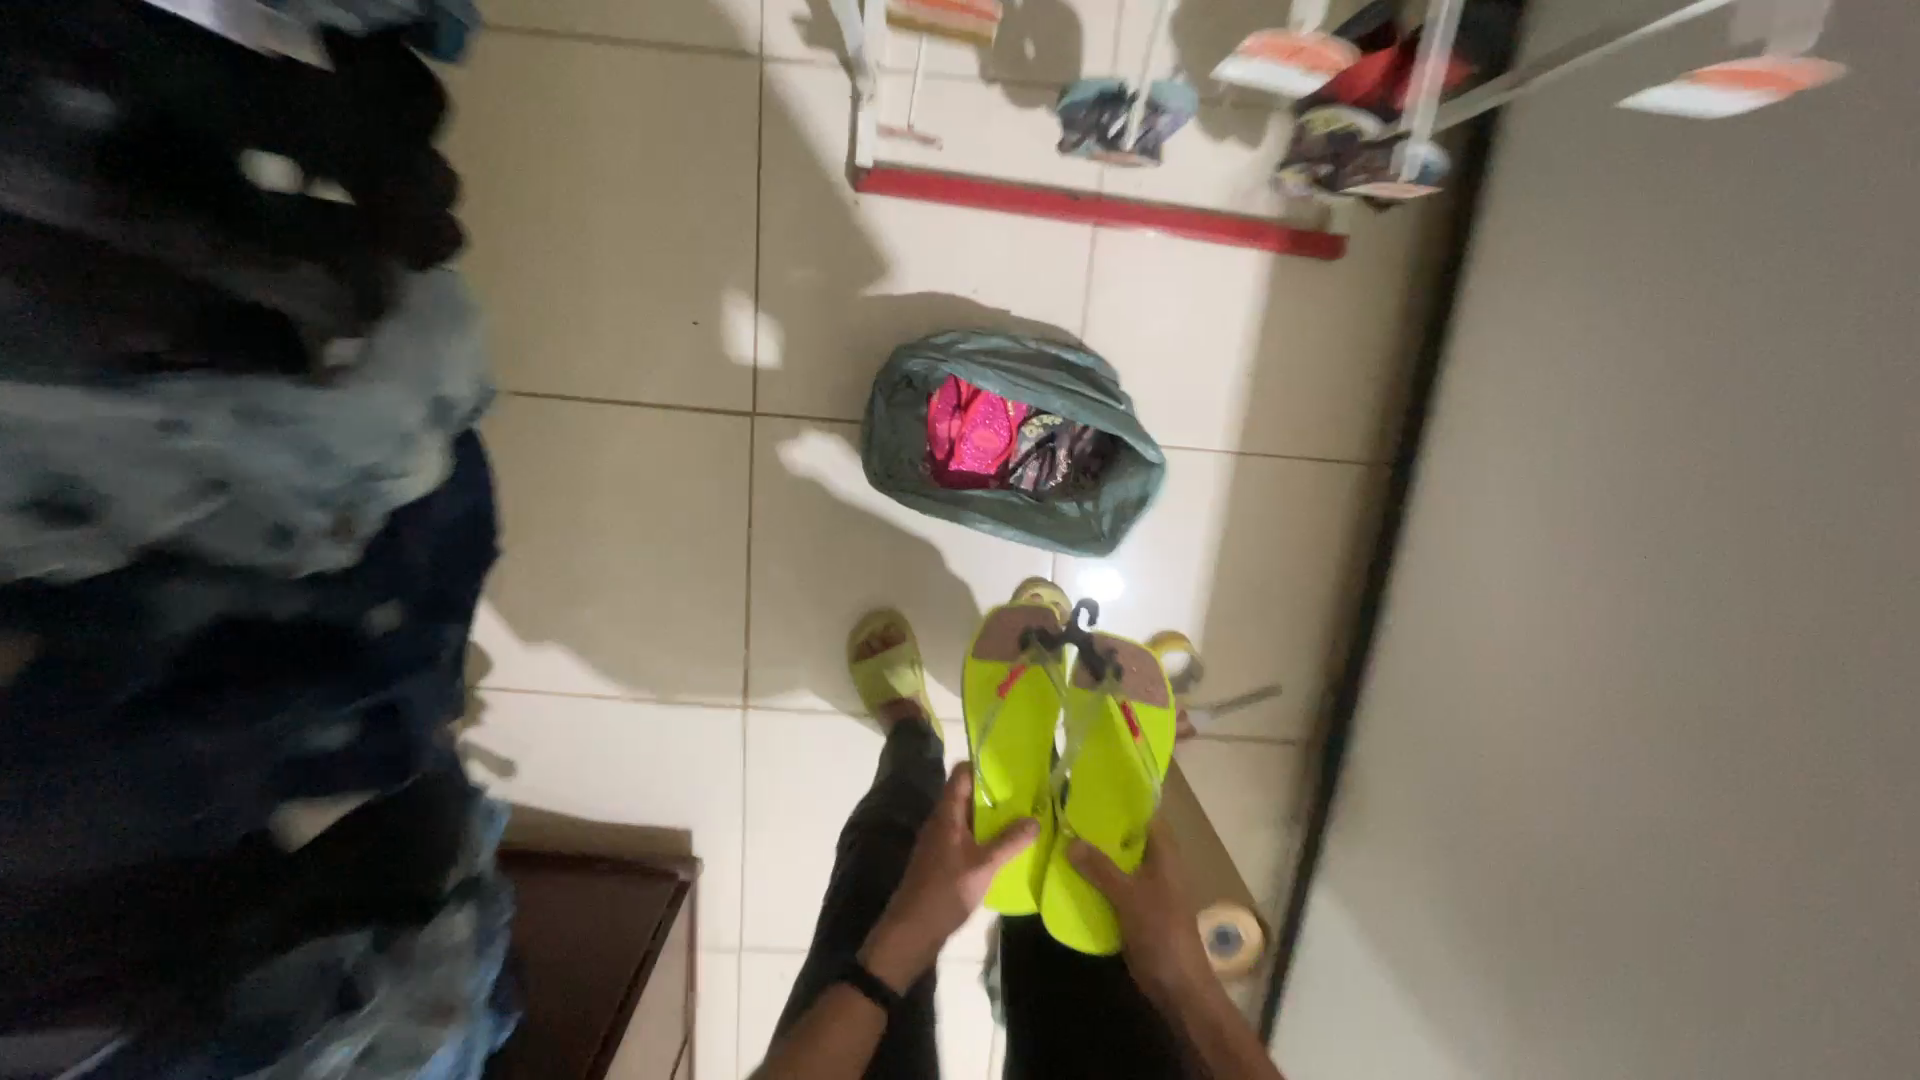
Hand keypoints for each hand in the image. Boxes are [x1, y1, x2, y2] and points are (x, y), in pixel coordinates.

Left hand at [860, 763, 1038, 990]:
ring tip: (1024, 816)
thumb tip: (1035, 819)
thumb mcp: (984, 865)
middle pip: (967, 795)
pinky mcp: (944, 860)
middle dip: (995, 793)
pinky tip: (1006, 847)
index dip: (983, 765)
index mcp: (946, 814)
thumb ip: (1009, 842)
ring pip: (969, 818)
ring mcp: (941, 841)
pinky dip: (985, 836)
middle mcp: (941, 821)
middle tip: (1027, 792)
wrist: (912, 931)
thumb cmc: (946, 891)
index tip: (1012, 765)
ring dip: (992, 817)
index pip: (961, 774)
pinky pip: (967, 837)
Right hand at [1067, 817, 1212, 1004]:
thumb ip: (1100, 868)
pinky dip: (1095, 880)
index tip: (1094, 789)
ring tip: (1062, 838)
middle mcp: (1156, 866)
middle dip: (1101, 830)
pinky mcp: (1135, 909)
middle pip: (1128, 839)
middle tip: (1067, 813)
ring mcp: (1146, 888)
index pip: (1146, 816)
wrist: (1177, 985)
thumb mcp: (1128, 895)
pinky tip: (1068, 874)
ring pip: (1118, 863)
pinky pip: (1112, 886)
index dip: (1124, 802)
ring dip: (1095, 856)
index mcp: (1164, 855)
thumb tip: (1070, 841)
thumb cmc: (1161, 931)